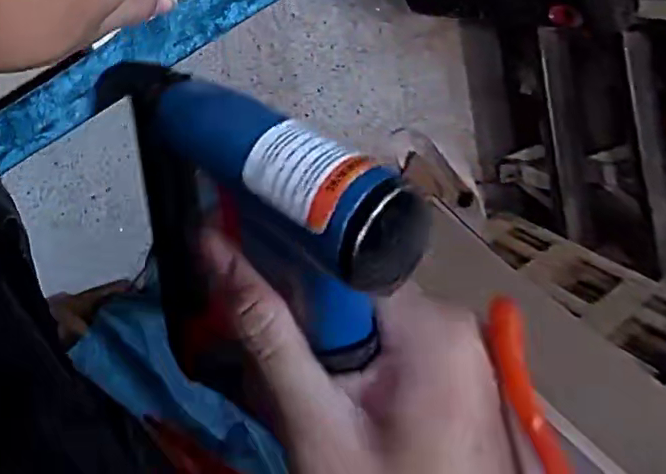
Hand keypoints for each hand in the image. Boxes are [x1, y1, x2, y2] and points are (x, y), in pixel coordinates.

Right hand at [201, 231, 518, 473]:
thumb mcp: (314, 422)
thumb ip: (263, 329)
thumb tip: (208, 241)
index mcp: (431, 324)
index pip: (335, 253)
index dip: (279, 252)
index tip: (234, 260)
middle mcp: (452, 322)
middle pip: (344, 281)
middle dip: (296, 307)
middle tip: (258, 344)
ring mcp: (457, 349)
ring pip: (356, 308)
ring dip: (315, 334)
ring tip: (292, 380)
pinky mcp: (452, 373)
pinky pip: (380, 335)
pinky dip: (344, 353)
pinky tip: (327, 391)